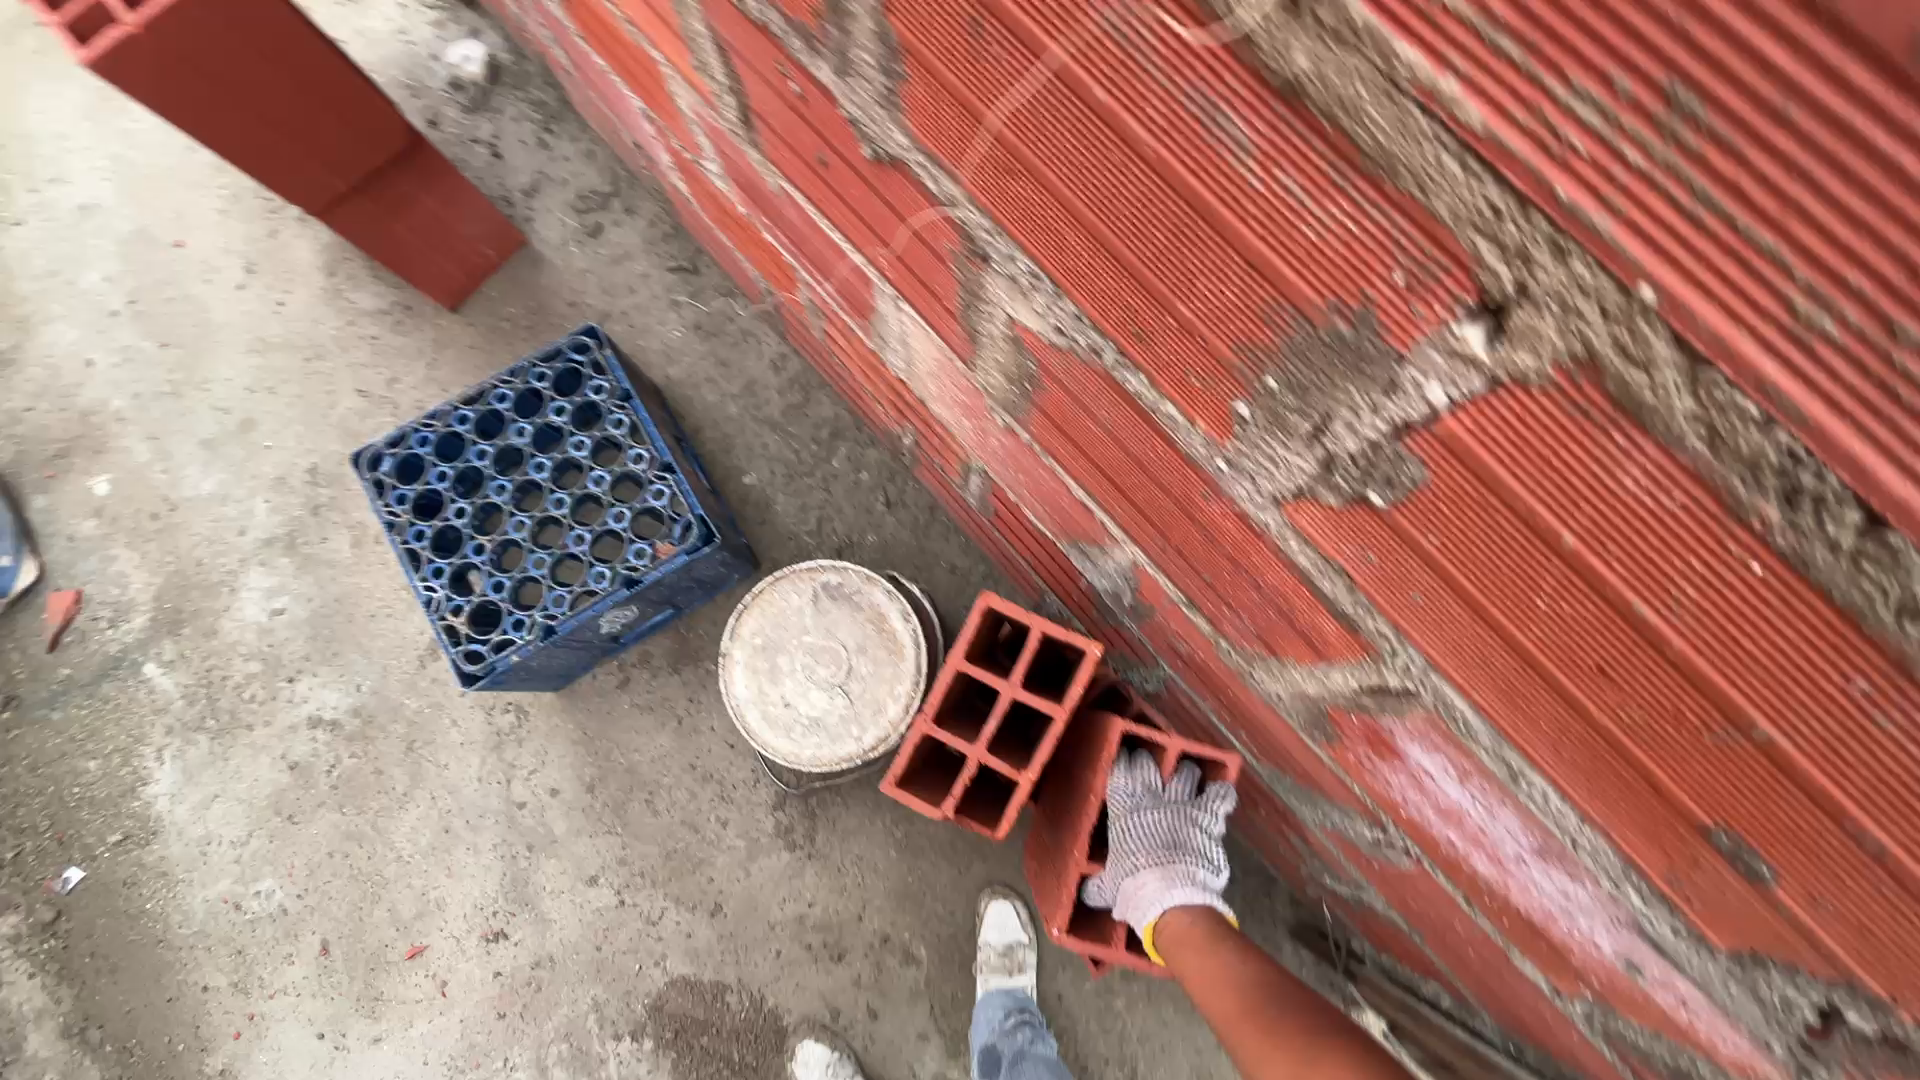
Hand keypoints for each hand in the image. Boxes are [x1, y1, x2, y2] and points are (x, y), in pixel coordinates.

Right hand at [1080, 749, 1237, 960]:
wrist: (1171, 896)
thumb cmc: (1133, 888)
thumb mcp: (1109, 886)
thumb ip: (1099, 884)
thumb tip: (1088, 892)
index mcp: (1124, 808)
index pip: (1119, 770)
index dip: (1123, 762)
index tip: (1124, 760)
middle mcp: (1151, 797)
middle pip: (1148, 763)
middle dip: (1148, 761)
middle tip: (1150, 765)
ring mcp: (1182, 803)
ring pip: (1185, 773)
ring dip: (1186, 774)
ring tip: (1187, 776)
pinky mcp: (1208, 816)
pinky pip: (1219, 795)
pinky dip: (1222, 794)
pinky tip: (1222, 793)